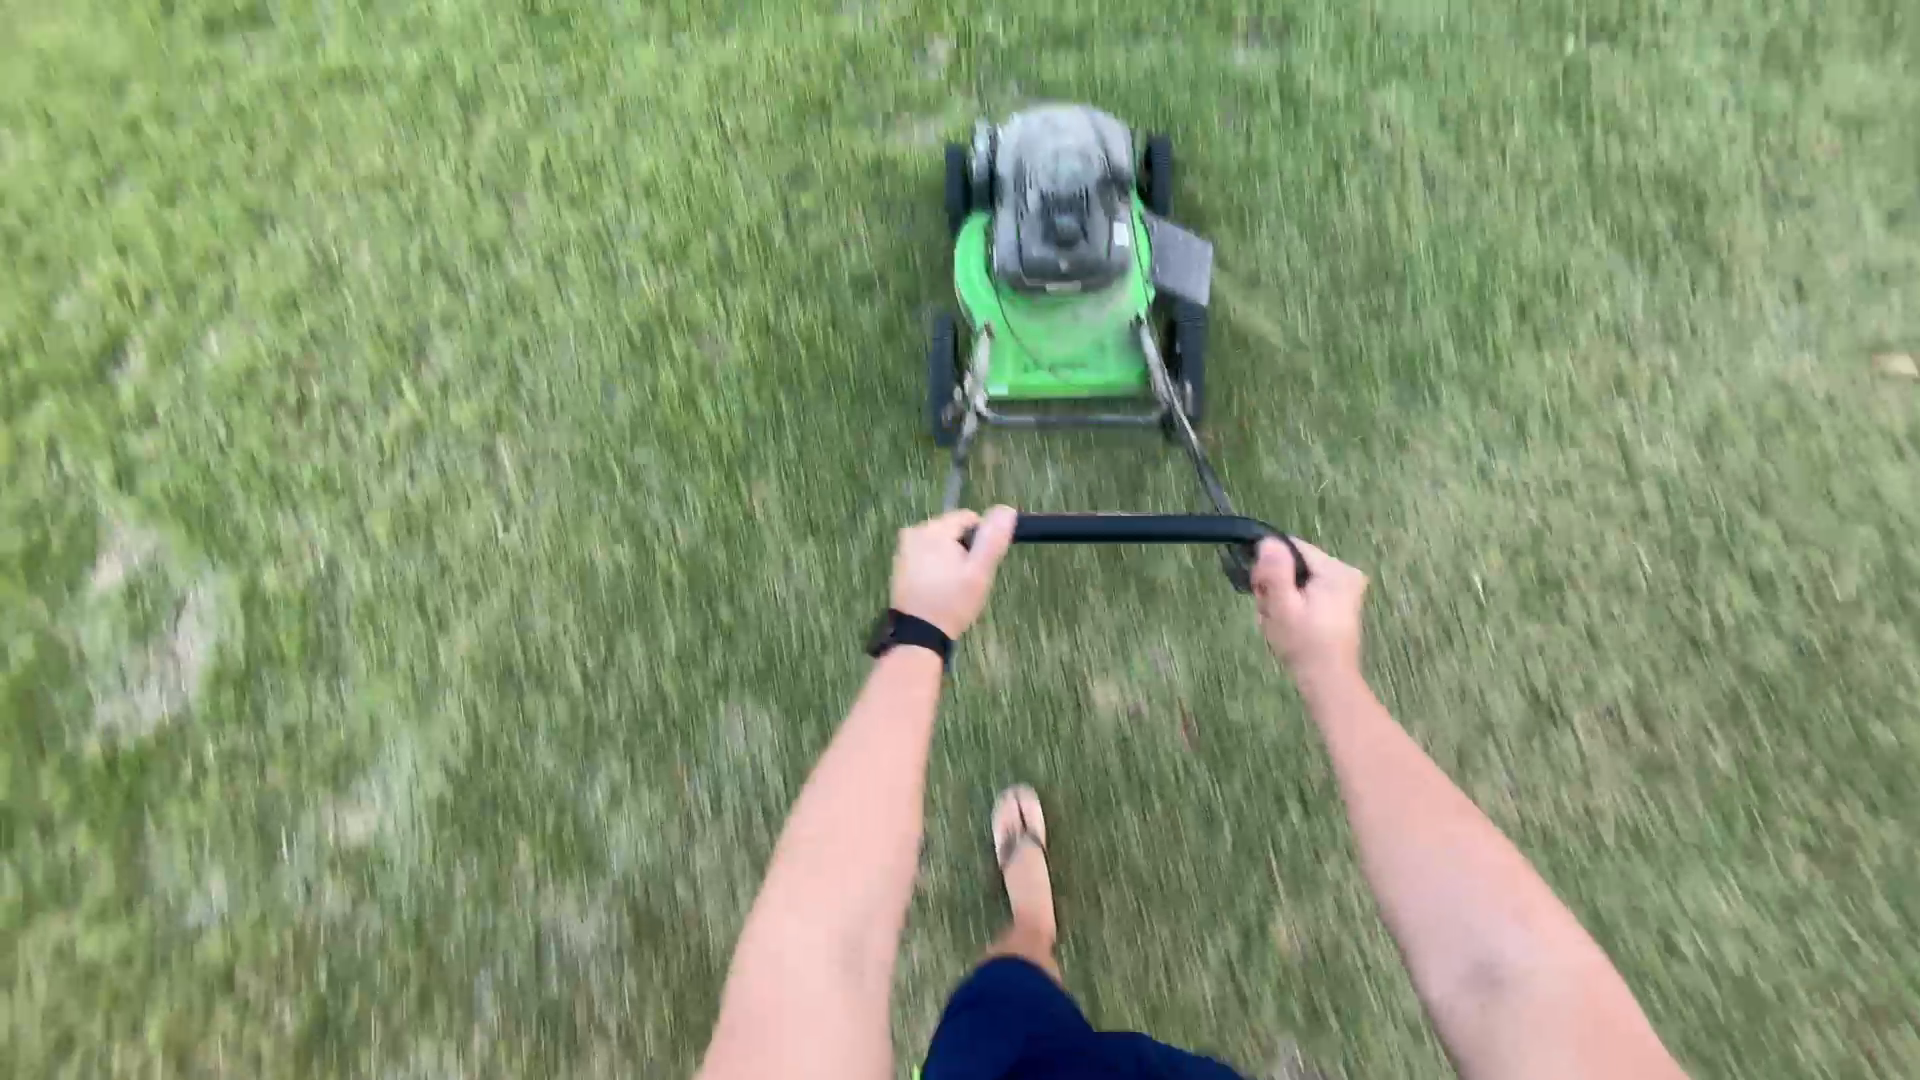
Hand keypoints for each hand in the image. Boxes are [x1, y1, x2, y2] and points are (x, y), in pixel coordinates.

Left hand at [890, 506, 1017, 638]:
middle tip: (966, 580)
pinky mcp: (899, 565)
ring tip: (952, 587)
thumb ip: (993, 539)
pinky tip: (938, 589)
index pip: (969, 519)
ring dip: (951, 560)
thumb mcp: (979, 572)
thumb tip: (1006, 509)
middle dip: (964, 551)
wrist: (919, 635)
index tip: (978, 566)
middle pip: (953, 531)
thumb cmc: (952, 602)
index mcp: (932, 529)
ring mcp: (903, 549)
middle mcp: (913, 532)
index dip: (980, 541)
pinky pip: (927, 557)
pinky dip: (936, 568)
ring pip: (941, 545)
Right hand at [1252, 537, 1367, 685]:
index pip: (1291, 548)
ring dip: (1280, 597)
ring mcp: (1345, 587)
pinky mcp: (1339, 601)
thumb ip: (1275, 572)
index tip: (1260, 590)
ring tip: (1278, 620)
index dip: (1268, 565)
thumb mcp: (1283, 606)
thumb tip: (1267, 541)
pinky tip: (1289, 622)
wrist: (1327, 679)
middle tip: (1270, 611)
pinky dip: (1292, 604)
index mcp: (1336, 570)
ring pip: (1296, 578)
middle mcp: (1345, 572)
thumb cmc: (1304, 644)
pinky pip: (1305, 590)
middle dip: (1275, 585)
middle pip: (1293, 564)